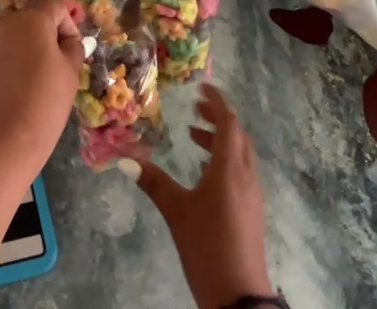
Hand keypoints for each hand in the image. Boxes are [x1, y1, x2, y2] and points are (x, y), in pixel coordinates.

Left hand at [0, 0, 84, 166]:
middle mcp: (7, 22)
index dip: (70, 25)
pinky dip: (18, 58)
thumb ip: (73, 48)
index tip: (74, 52)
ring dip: (33, 46)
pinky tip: (25, 85)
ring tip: (44, 77)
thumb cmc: (45, 100)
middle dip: (50, 34)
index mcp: (31, 18)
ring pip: (19, 33)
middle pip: (35, 16)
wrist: (4, 137)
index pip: (56, 5)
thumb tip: (71, 42)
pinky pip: (6, 49)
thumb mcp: (70, 71)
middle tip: (62, 64)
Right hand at [128, 85, 272, 308]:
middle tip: (196, 108)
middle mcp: (246, 176)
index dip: (218, 102)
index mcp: (230, 169)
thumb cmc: (207, 245)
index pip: (229, 123)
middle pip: (238, 136)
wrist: (238, 295)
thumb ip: (154, 182)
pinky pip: (241, 171)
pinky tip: (204, 171)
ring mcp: (252, 194)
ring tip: (194, 136)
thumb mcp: (176, 211)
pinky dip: (225, 159)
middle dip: (219, 118)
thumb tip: (124, 159)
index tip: (202, 87)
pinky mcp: (251, 210)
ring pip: (241, 154)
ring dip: (221, 139)